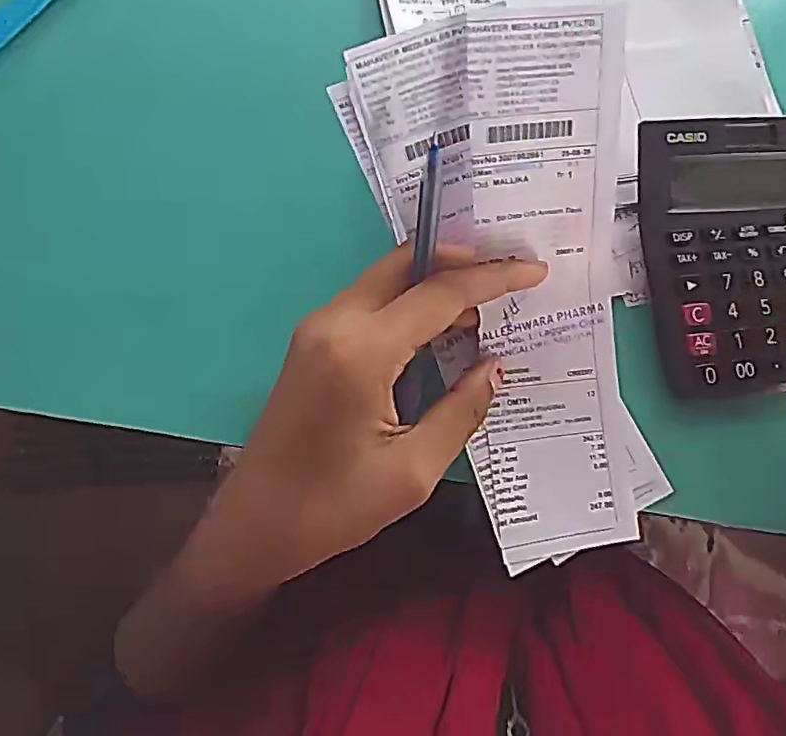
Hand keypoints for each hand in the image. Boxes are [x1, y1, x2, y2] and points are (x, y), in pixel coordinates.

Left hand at [194, 242, 547, 585]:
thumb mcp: (412, 471)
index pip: (440, 293)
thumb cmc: (331, 508)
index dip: (493, 278)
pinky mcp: (315, 338)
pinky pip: (374, 298)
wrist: (251, 526)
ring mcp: (320, 325)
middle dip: (463, 259)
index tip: (534, 270)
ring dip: (438, 279)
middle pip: (408, 264)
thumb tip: (495, 366)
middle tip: (509, 268)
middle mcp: (336, 321)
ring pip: (390, 276)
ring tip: (488, 299)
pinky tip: (444, 322)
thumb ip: (461, 410)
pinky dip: (413, 298)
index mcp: (361, 351)